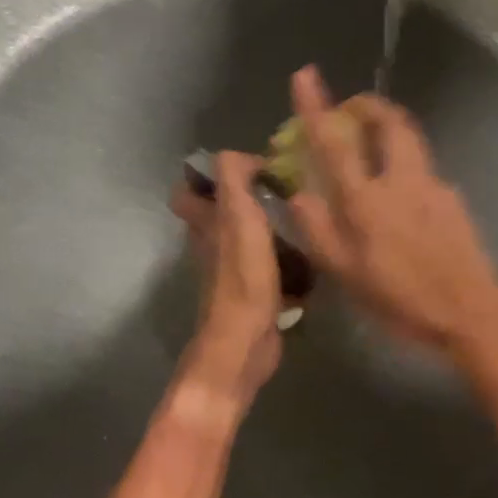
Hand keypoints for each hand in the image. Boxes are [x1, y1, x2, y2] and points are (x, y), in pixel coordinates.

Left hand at [169, 151, 282, 412]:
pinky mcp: (255, 296)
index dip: (206, 177)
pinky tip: (312, 257)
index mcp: (205, 225)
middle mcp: (212, 246)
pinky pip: (270, 271)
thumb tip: (243, 156)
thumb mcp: (239, 215)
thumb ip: (235, 179)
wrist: (245, 342)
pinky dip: (288, 264)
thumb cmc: (242, 276)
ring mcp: (233, 273)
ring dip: (271, 230)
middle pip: (220, 216)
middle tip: (281, 190)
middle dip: (247, 200)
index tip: (246, 167)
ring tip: (303, 217)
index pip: (186, 192)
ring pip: (247, 242)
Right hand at [287, 66, 497, 354]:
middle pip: (389, 121)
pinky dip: (404, 163)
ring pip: (410, 140)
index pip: (335, 143)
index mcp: (367, 201)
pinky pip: (423, 168)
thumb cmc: (401, 300)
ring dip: (388, 129)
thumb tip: (298, 192)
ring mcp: (435, 186)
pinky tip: (400, 197)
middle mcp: (403, 181)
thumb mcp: (346, 275)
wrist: (472, 315)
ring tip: (370, 145)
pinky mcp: (454, 199)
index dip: (317, 106)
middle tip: (350, 110)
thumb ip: (318, 229)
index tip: (306, 75)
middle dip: (368, 104)